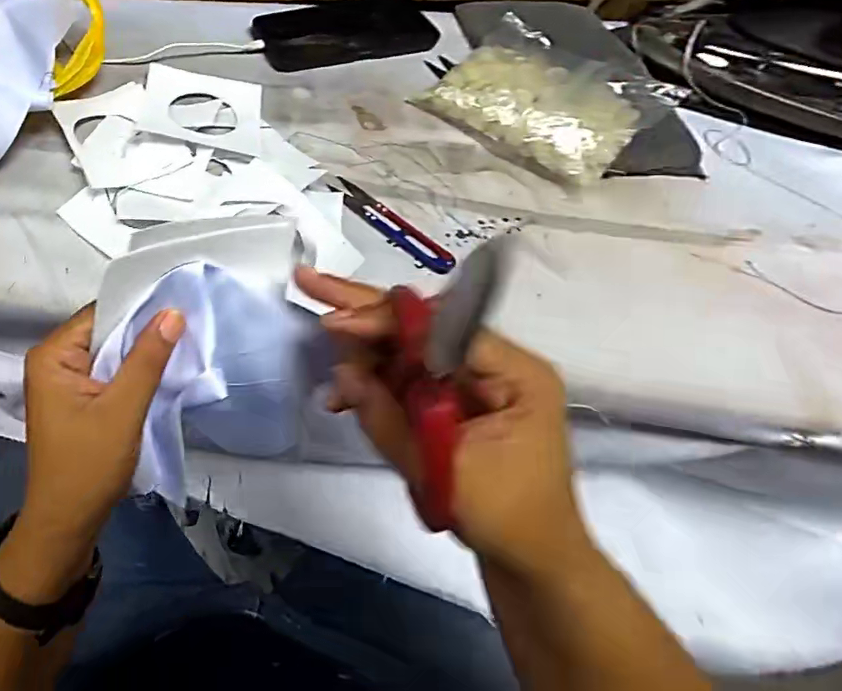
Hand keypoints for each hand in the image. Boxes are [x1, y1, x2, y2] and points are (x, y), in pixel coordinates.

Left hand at [0, 305, 184, 602]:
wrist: (66, 525)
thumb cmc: (88, 467)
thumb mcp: (123, 410)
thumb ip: (147, 359)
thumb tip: (172, 312)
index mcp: (51, 354)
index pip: (98, 314)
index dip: (136, 310)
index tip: (176, 307)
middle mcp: (50, 359)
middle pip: (102, 331)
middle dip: (139, 332)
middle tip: (183, 327)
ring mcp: (60, 380)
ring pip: (106, 352)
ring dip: (136, 354)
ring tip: (176, 346)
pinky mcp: (72, 398)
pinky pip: (104, 371)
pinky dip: (127, 373)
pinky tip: (155, 373)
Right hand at [295, 267, 591, 579]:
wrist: (532, 560)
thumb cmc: (507, 516)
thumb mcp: (444, 470)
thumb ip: (389, 421)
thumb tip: (343, 375)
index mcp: (513, 372)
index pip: (440, 326)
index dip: (383, 319)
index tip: (334, 323)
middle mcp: (489, 362)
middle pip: (416, 322)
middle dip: (360, 310)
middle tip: (310, 281)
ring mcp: (466, 376)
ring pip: (400, 345)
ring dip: (359, 356)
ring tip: (333, 382)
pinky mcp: (445, 393)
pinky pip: (399, 373)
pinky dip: (368, 381)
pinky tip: (342, 398)